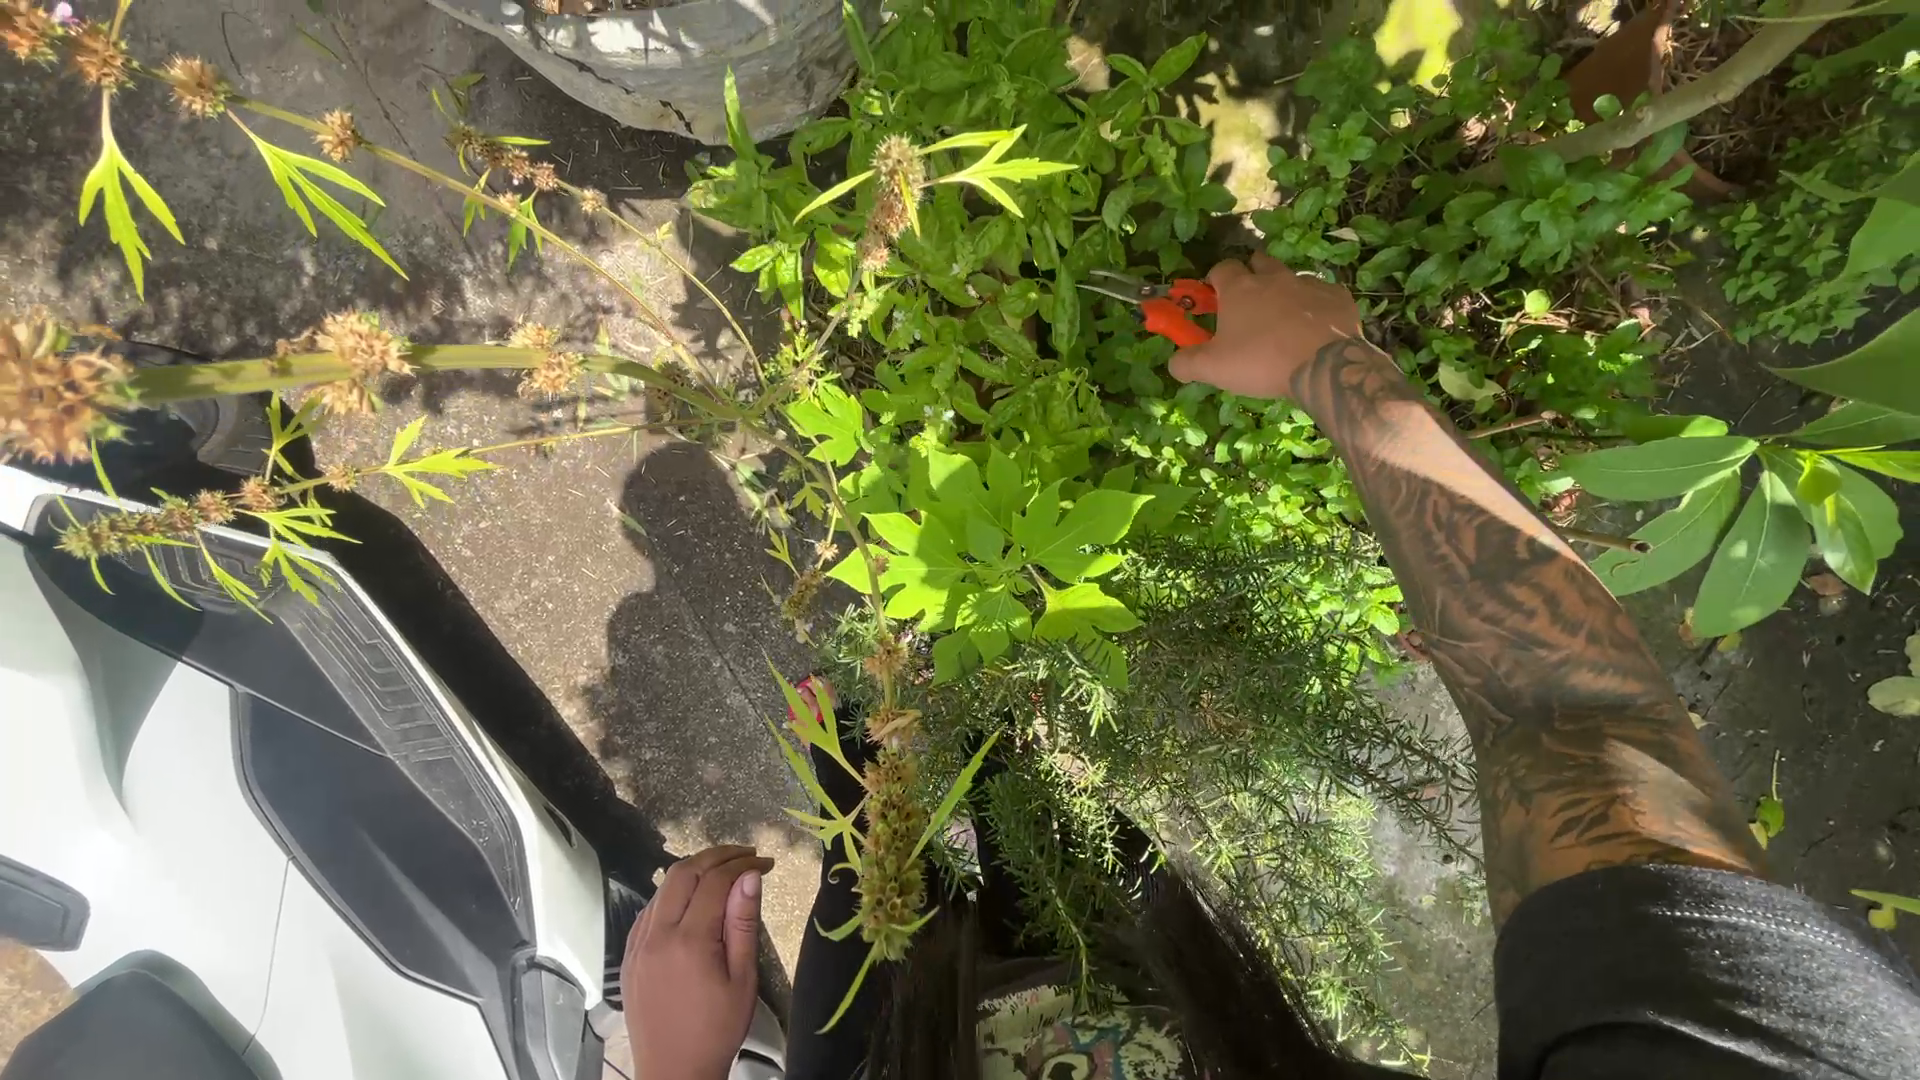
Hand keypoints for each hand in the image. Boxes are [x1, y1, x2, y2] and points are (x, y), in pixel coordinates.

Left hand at [622, 845, 773, 1079]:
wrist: (673, 1076)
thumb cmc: (717, 1029)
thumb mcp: (742, 978)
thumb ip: (744, 922)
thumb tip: (750, 876)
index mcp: (688, 942)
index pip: (714, 882)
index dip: (742, 864)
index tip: (765, 862)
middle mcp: (656, 936)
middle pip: (683, 873)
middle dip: (716, 856)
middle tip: (746, 855)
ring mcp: (637, 946)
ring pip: (662, 887)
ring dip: (694, 870)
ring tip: (724, 871)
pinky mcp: (629, 958)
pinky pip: (650, 909)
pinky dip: (673, 892)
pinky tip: (693, 898)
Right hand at [1168, 252, 1368, 399]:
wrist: (1323, 365)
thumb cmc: (1260, 361)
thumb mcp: (1213, 368)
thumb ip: (1186, 363)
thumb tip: (1173, 363)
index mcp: (1240, 290)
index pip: (1221, 268)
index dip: (1214, 280)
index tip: (1213, 297)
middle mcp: (1274, 278)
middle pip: (1259, 262)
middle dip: (1250, 275)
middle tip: (1246, 304)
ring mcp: (1308, 284)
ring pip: (1291, 278)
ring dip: (1283, 292)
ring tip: (1281, 321)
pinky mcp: (1337, 297)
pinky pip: (1321, 295)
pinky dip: (1313, 306)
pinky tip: (1311, 328)